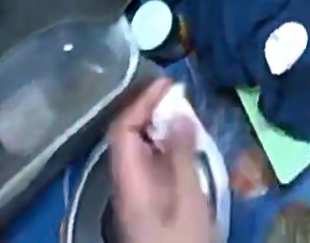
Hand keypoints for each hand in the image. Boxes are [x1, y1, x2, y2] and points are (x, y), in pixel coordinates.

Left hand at [106, 79, 215, 242]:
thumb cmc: (183, 242)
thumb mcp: (188, 198)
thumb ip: (181, 153)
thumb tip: (177, 112)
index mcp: (129, 182)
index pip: (122, 130)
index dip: (141, 101)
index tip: (168, 83)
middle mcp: (126, 186)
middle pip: (127, 137)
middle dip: (150, 108)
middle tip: (179, 93)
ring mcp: (136, 197)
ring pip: (138, 150)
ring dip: (158, 125)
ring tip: (185, 110)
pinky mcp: (147, 205)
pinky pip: (149, 163)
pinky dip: (165, 144)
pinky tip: (186, 142)